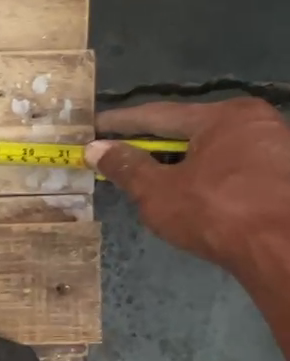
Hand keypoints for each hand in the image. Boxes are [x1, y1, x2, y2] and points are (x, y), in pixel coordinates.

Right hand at [86, 98, 289, 281]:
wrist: (284, 245)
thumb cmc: (215, 210)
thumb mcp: (155, 189)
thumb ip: (124, 165)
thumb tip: (97, 148)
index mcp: (225, 117)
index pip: (157, 114)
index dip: (118, 122)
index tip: (90, 127)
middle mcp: (256, 122)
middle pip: (187, 128)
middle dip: (148, 140)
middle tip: (112, 149)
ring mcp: (275, 146)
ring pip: (208, 146)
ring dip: (172, 157)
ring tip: (140, 170)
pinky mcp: (281, 172)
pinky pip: (226, 162)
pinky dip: (197, 169)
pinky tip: (178, 184)